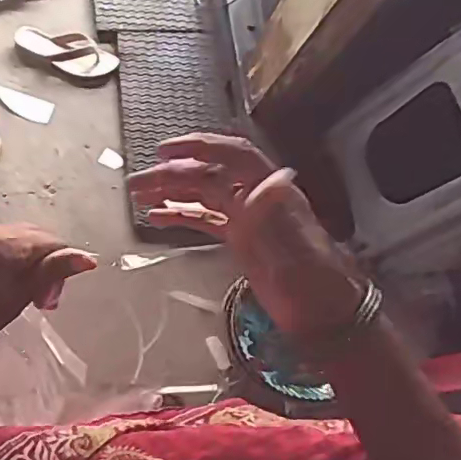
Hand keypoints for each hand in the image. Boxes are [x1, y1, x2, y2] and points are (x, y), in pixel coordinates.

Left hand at [0, 223, 97, 348]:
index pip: (54, 243)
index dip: (63, 267)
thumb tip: (87, 258)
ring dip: (31, 259)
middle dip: (47, 262)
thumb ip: (55, 270)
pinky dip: (12, 256)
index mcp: (13, 242)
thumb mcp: (24, 294)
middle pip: (38, 237)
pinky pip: (1, 241)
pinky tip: (8, 279)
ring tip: (26, 289)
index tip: (52, 296)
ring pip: (21, 238)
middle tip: (43, 295)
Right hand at [128, 133, 366, 335]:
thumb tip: (272, 179)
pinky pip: (205, 220)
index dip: (199, 147)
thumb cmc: (313, 280)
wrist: (323, 312)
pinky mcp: (240, 239)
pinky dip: (181, 215)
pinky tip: (157, 216)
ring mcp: (245, 218)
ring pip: (202, 195)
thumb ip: (280, 215)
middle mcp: (255, 198)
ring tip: (140, 195)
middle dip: (172, 174)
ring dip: (171, 192)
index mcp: (269, 191)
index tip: (165, 151)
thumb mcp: (297, 247)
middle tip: (138, 182)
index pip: (232, 156)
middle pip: (208, 175)